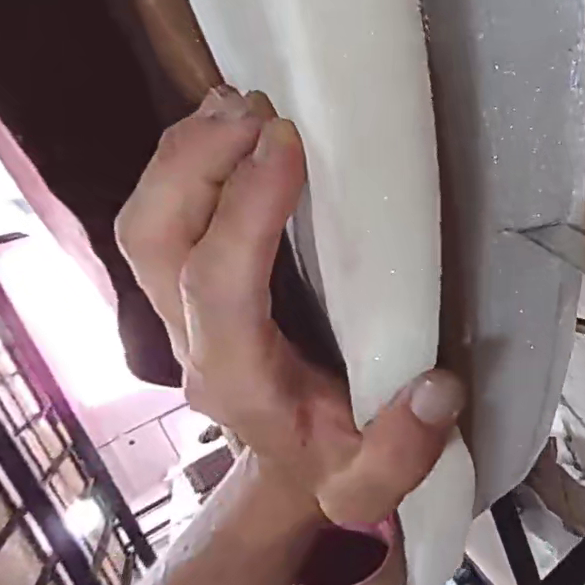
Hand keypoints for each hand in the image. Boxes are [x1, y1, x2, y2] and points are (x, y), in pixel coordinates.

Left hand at [116, 87, 462, 524]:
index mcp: (237, 380)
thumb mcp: (376, 482)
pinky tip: (234, 128)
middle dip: (194, 162)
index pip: (218, 284)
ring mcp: (183, 310)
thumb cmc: (334, 464)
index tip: (289, 143)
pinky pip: (171, 214)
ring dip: (187, 151)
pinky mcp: (195, 285)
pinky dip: (194, 161)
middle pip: (151, 237)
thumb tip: (437, 387)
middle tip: (258, 108)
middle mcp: (192, 338)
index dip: (244, 208)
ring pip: (148, 219)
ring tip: (243, 102)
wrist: (290, 470)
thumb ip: (405, 450)